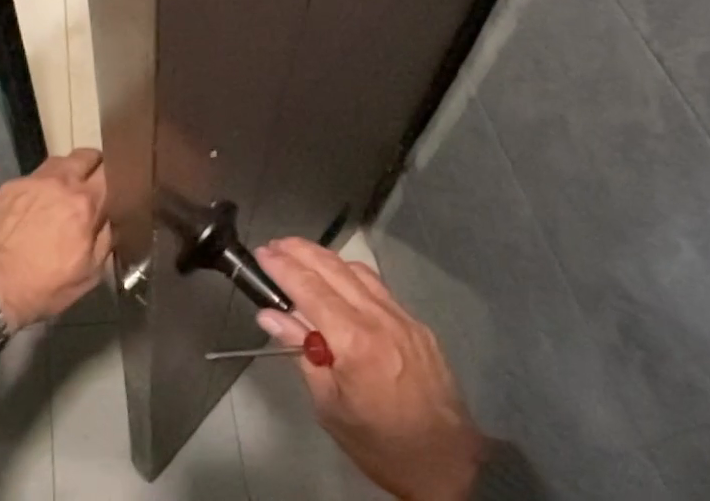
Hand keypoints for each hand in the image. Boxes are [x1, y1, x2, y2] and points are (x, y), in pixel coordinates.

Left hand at [0, 148, 110, 329]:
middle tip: (96, 186)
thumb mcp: (90, 274)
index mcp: (84, 204)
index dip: (120, 176)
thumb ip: (107, 239)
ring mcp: (32, 181)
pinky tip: (38, 206)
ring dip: (69, 171)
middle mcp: (60, 182)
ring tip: (67, 193)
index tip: (123, 186)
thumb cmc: (44, 285)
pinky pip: (35, 176)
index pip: (112, 172)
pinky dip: (43, 185)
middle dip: (96, 167)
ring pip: (60, 161)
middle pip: (87, 155)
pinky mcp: (10, 185)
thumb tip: (116, 219)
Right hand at [255, 238, 484, 500]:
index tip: (261, 253)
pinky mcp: (417, 325)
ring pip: (357, 271)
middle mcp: (380, 319)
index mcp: (354, 342)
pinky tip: (337, 278)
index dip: (282, 267)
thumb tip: (270, 315)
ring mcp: (403, 318)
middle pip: (333, 268)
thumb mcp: (329, 405)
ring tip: (298, 254)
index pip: (310, 289)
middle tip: (274, 245)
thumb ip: (301, 352)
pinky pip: (378, 287)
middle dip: (300, 251)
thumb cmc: (379, 444)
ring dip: (325, 257)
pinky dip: (350, 274)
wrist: (448, 465)